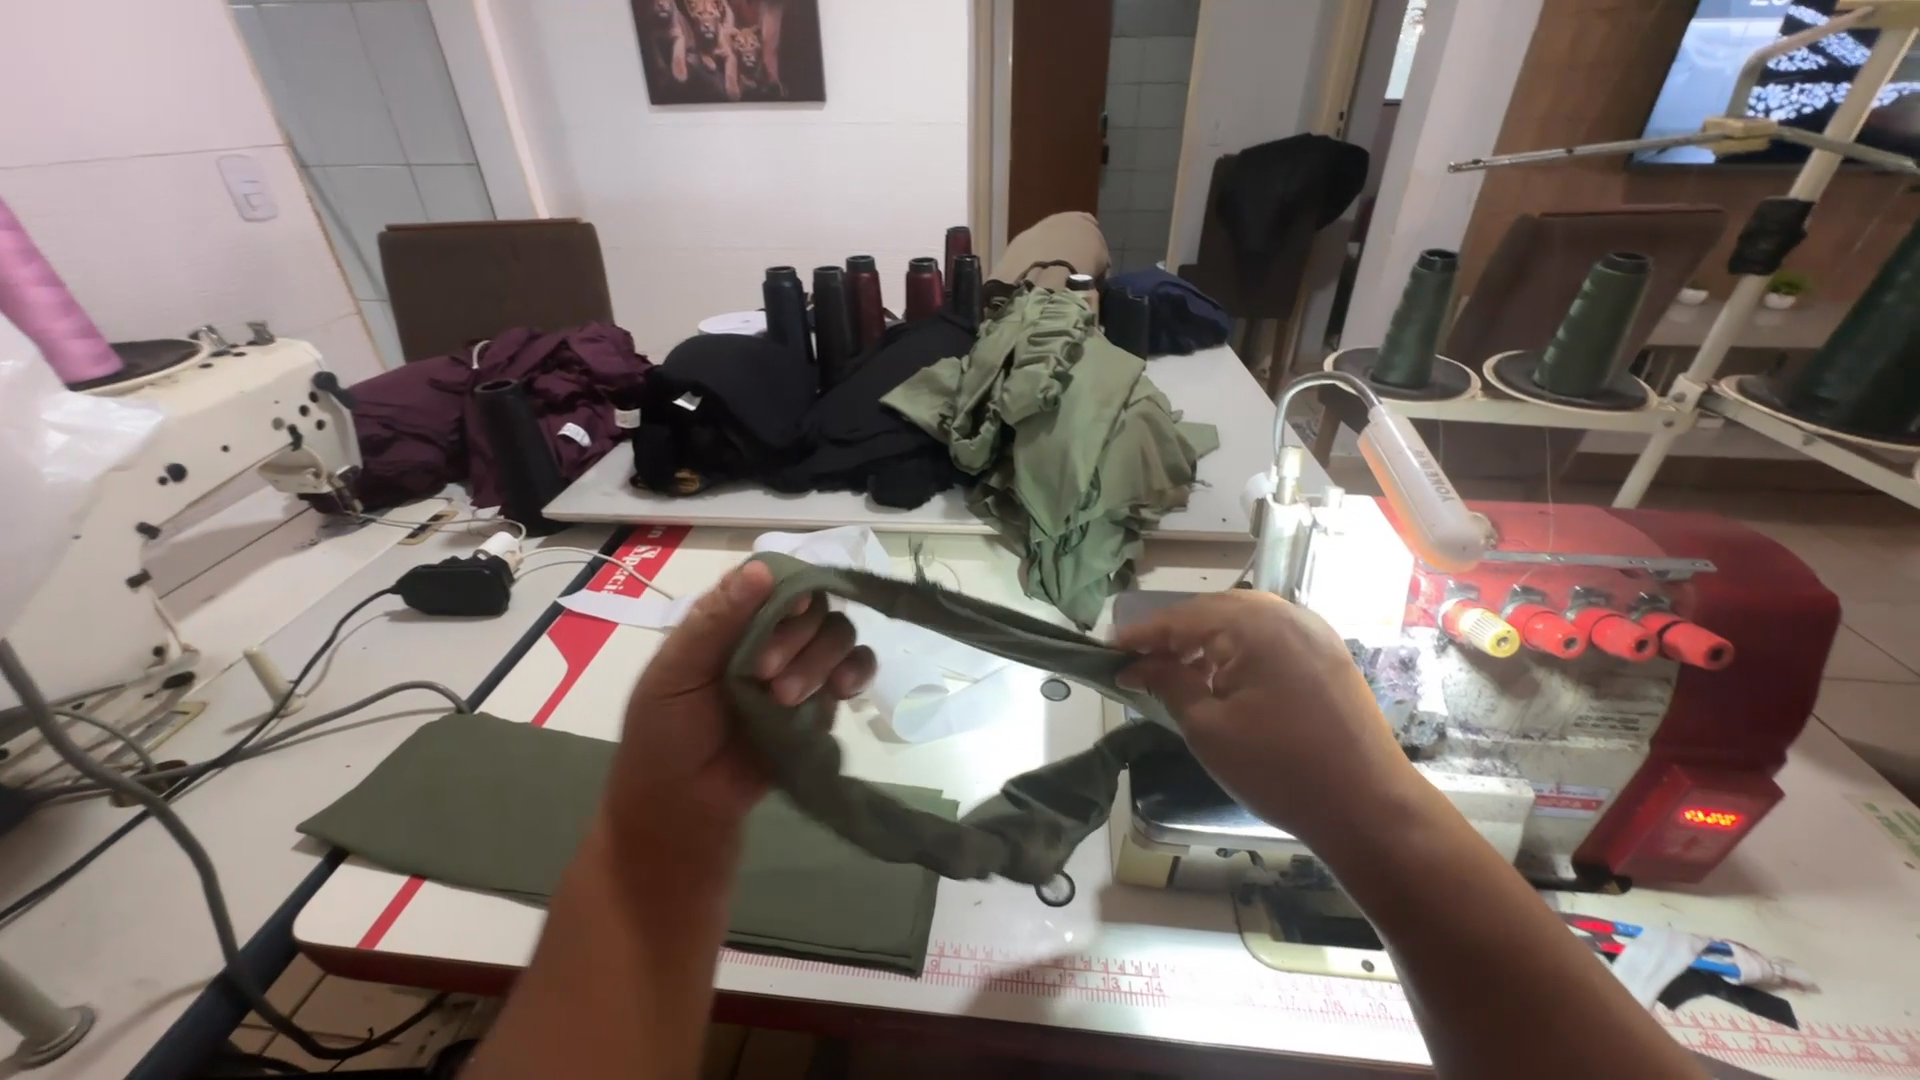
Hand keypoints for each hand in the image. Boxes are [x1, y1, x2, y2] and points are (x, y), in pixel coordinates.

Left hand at [603, 561, 875, 853]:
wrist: (684, 807)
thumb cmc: (665, 734)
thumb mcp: (675, 671)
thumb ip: (715, 621)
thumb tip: (761, 567)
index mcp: (731, 620)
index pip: (772, 581)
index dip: (787, 587)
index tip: (789, 606)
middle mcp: (771, 635)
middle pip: (813, 607)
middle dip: (796, 637)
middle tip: (764, 675)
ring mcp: (801, 668)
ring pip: (838, 635)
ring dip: (820, 660)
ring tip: (786, 699)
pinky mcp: (823, 702)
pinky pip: (856, 670)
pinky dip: (857, 672)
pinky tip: (843, 689)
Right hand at [1115, 590, 1416, 841]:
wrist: (1368, 809)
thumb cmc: (1278, 768)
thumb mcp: (1208, 727)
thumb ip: (1169, 683)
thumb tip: (1138, 666)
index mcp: (1254, 623)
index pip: (1181, 618)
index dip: (1141, 636)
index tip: (1107, 652)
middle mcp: (1286, 614)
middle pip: (1212, 612)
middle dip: (1172, 636)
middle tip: (1138, 663)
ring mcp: (1313, 632)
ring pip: (1242, 623)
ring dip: (1204, 643)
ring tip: (1174, 673)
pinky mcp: (1327, 655)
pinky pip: (1269, 638)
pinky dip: (1237, 651)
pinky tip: (1221, 680)